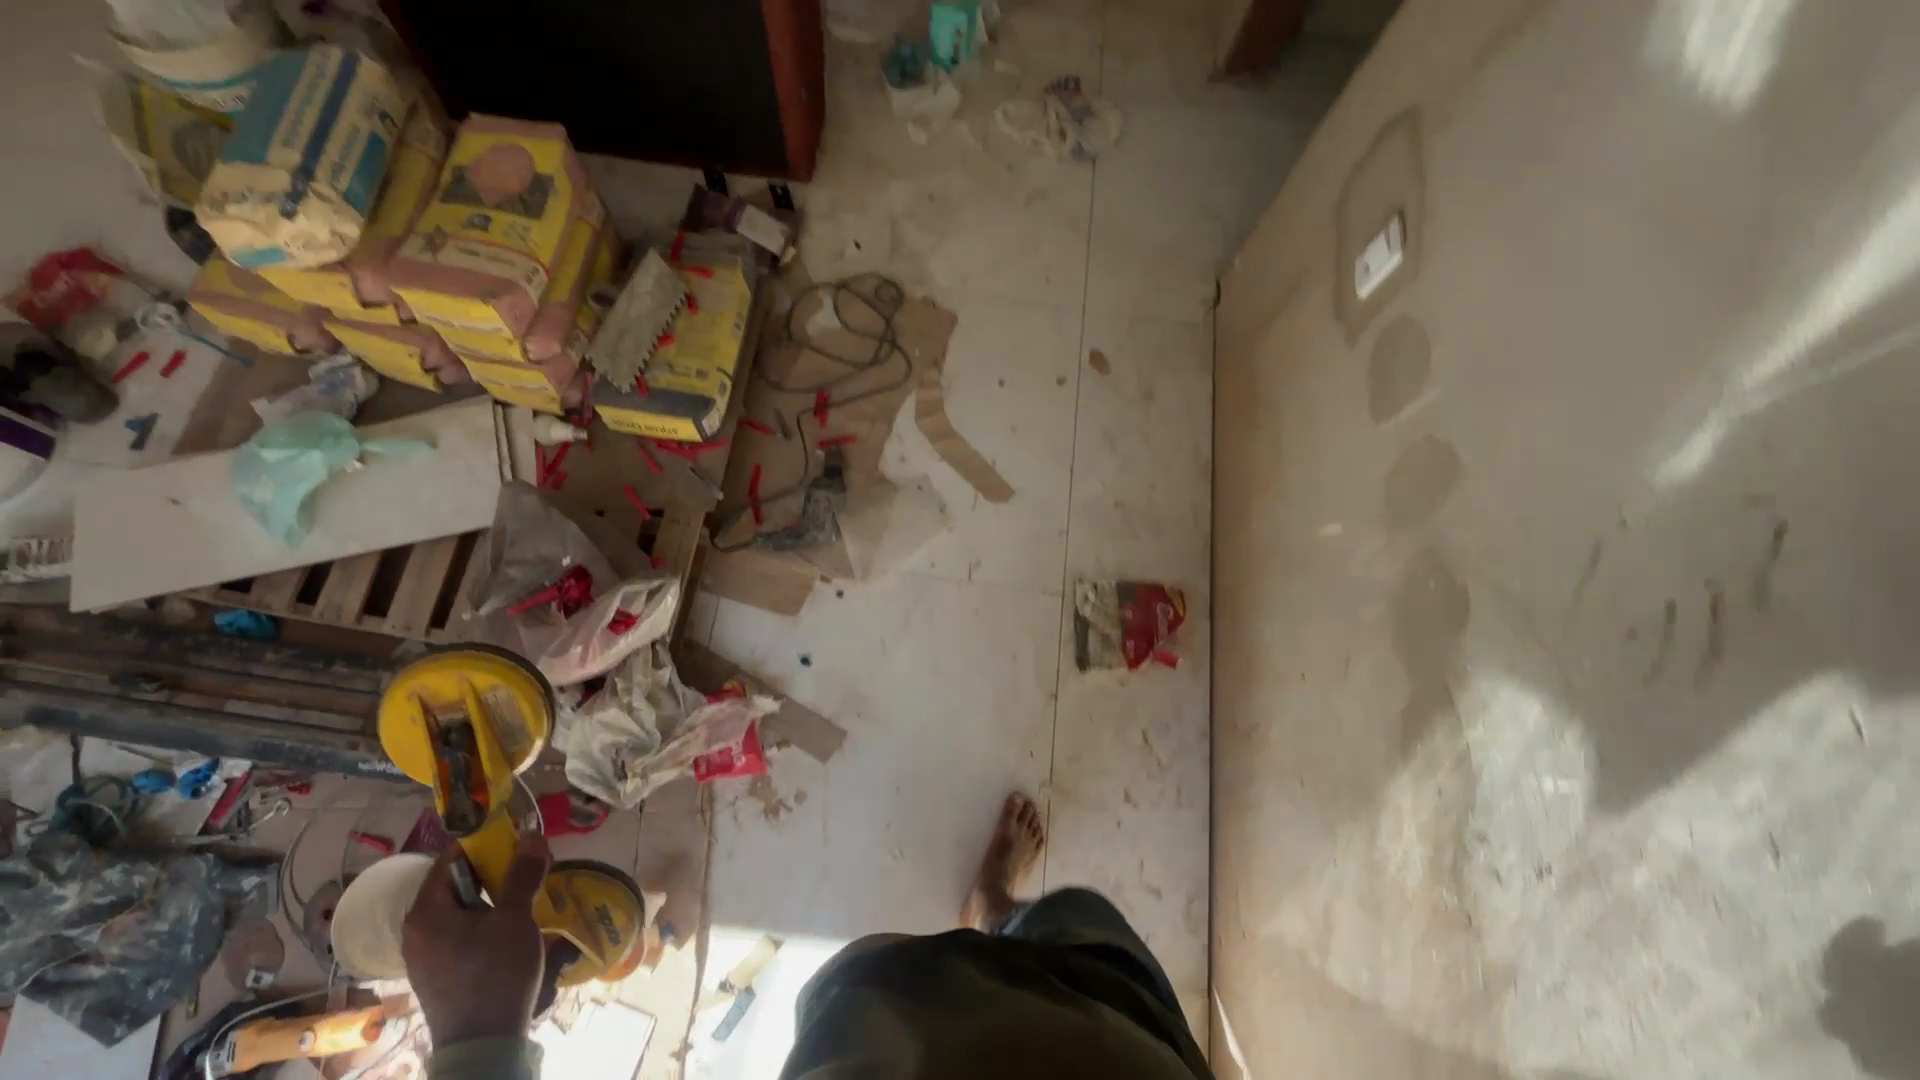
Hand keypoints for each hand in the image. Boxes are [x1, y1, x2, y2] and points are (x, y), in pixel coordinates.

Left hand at [402, 832, 551, 1046]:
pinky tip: (513, 926)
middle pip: (457, 883)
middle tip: (530, 865)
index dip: (484, 844)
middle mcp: (417, 930)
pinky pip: (461, 931)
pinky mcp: (439, 972)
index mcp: (426, 912)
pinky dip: (486, 919)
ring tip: (528, 894)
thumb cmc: (495, 973)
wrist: (483, 1043)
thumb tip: (530, 834)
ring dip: (494, 896)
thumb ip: (521, 874)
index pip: (451, 859)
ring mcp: (426, 954)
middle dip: (495, 870)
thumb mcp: (514, 919)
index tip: (518, 839)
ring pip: (462, 908)